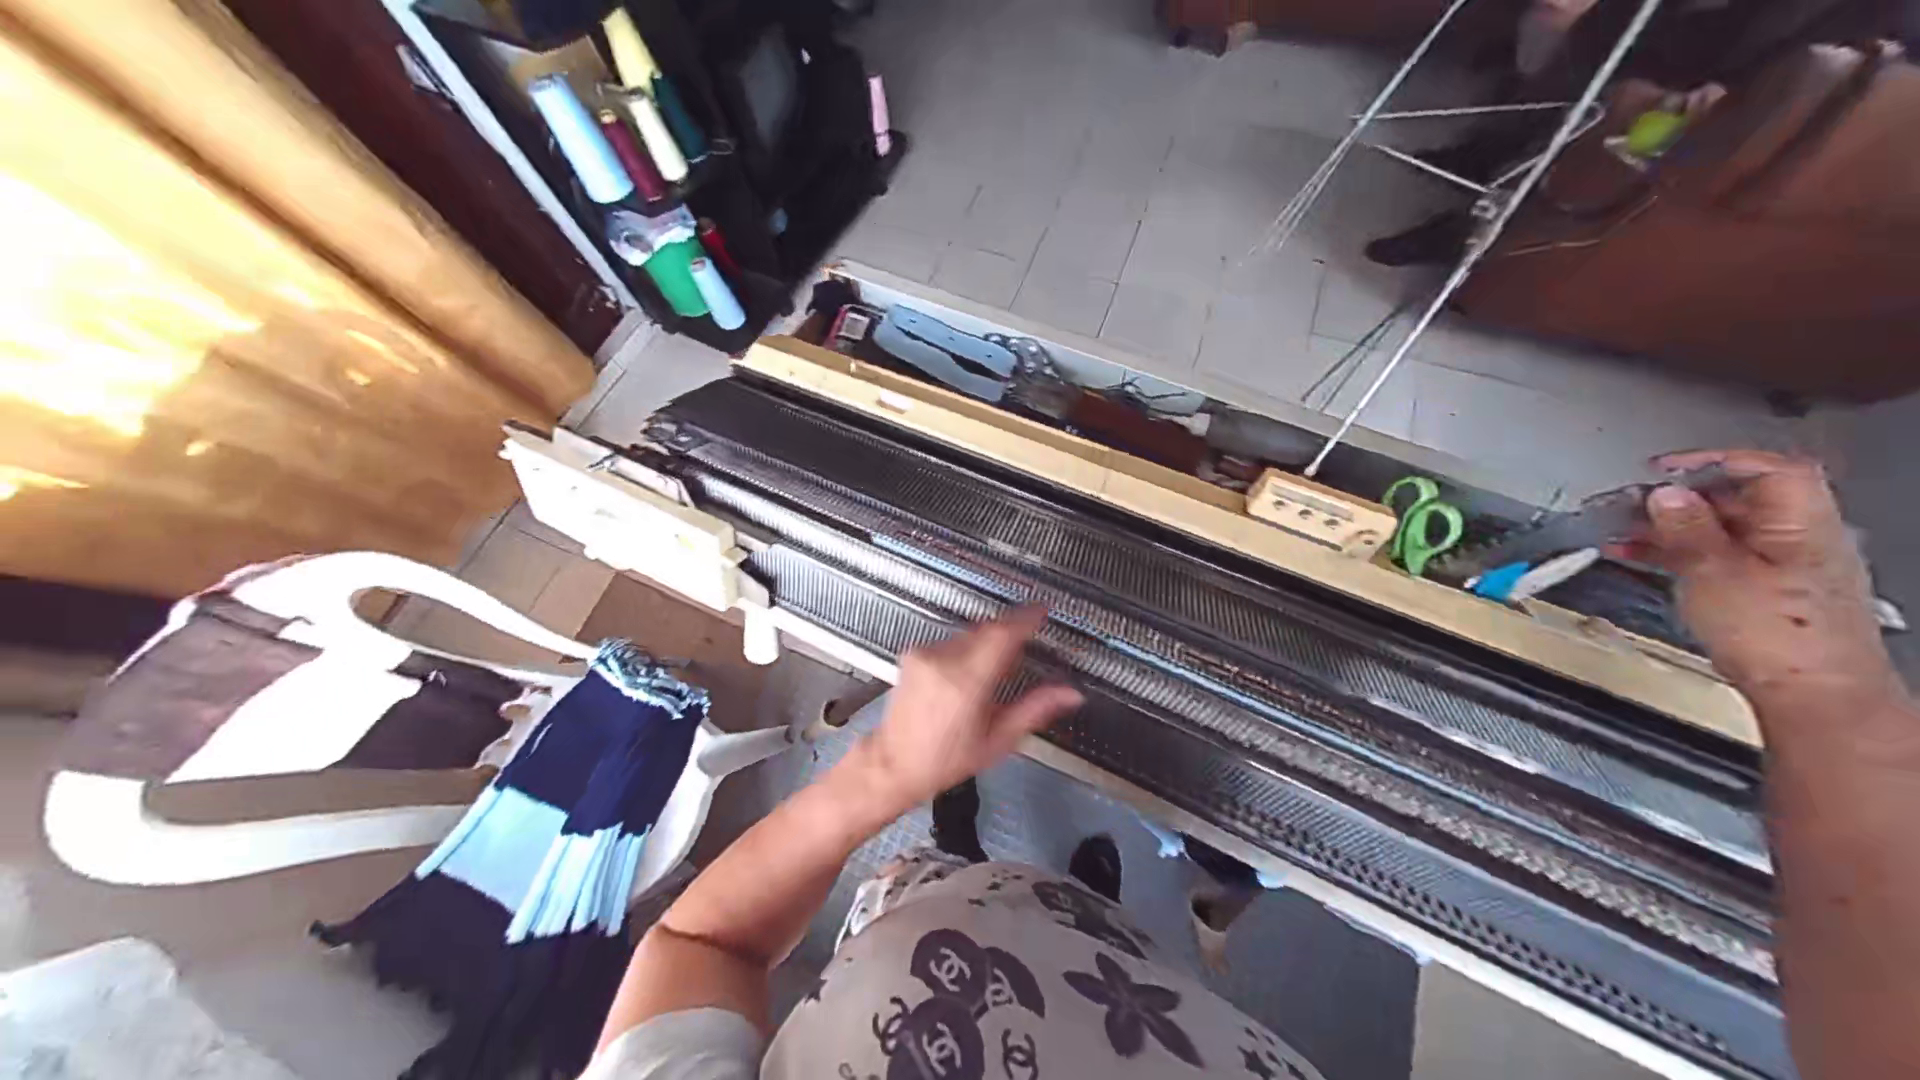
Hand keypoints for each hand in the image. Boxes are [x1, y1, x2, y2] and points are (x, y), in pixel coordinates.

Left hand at [832, 607, 1083, 822]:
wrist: (893, 764)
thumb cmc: (943, 760)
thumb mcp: (998, 741)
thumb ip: (1035, 709)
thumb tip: (1069, 694)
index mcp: (966, 683)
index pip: (1002, 634)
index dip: (1025, 617)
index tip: (1041, 610)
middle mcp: (942, 661)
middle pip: (987, 629)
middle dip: (1010, 630)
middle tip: (1028, 637)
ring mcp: (924, 654)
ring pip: (969, 633)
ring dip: (987, 640)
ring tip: (996, 667)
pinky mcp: (914, 654)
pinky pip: (950, 639)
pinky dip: (967, 647)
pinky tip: (970, 670)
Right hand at [1637, 449, 1899, 713]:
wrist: (1811, 693)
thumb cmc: (1777, 635)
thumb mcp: (1715, 572)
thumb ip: (1688, 529)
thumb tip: (1667, 493)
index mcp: (1801, 525)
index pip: (1769, 469)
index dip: (1714, 460)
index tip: (1662, 468)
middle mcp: (1800, 538)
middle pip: (1739, 498)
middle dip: (1678, 497)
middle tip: (1628, 503)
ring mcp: (1783, 564)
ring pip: (1721, 527)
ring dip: (1668, 525)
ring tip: (1620, 530)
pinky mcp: (1764, 588)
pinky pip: (1716, 554)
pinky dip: (1676, 549)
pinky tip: (1638, 554)